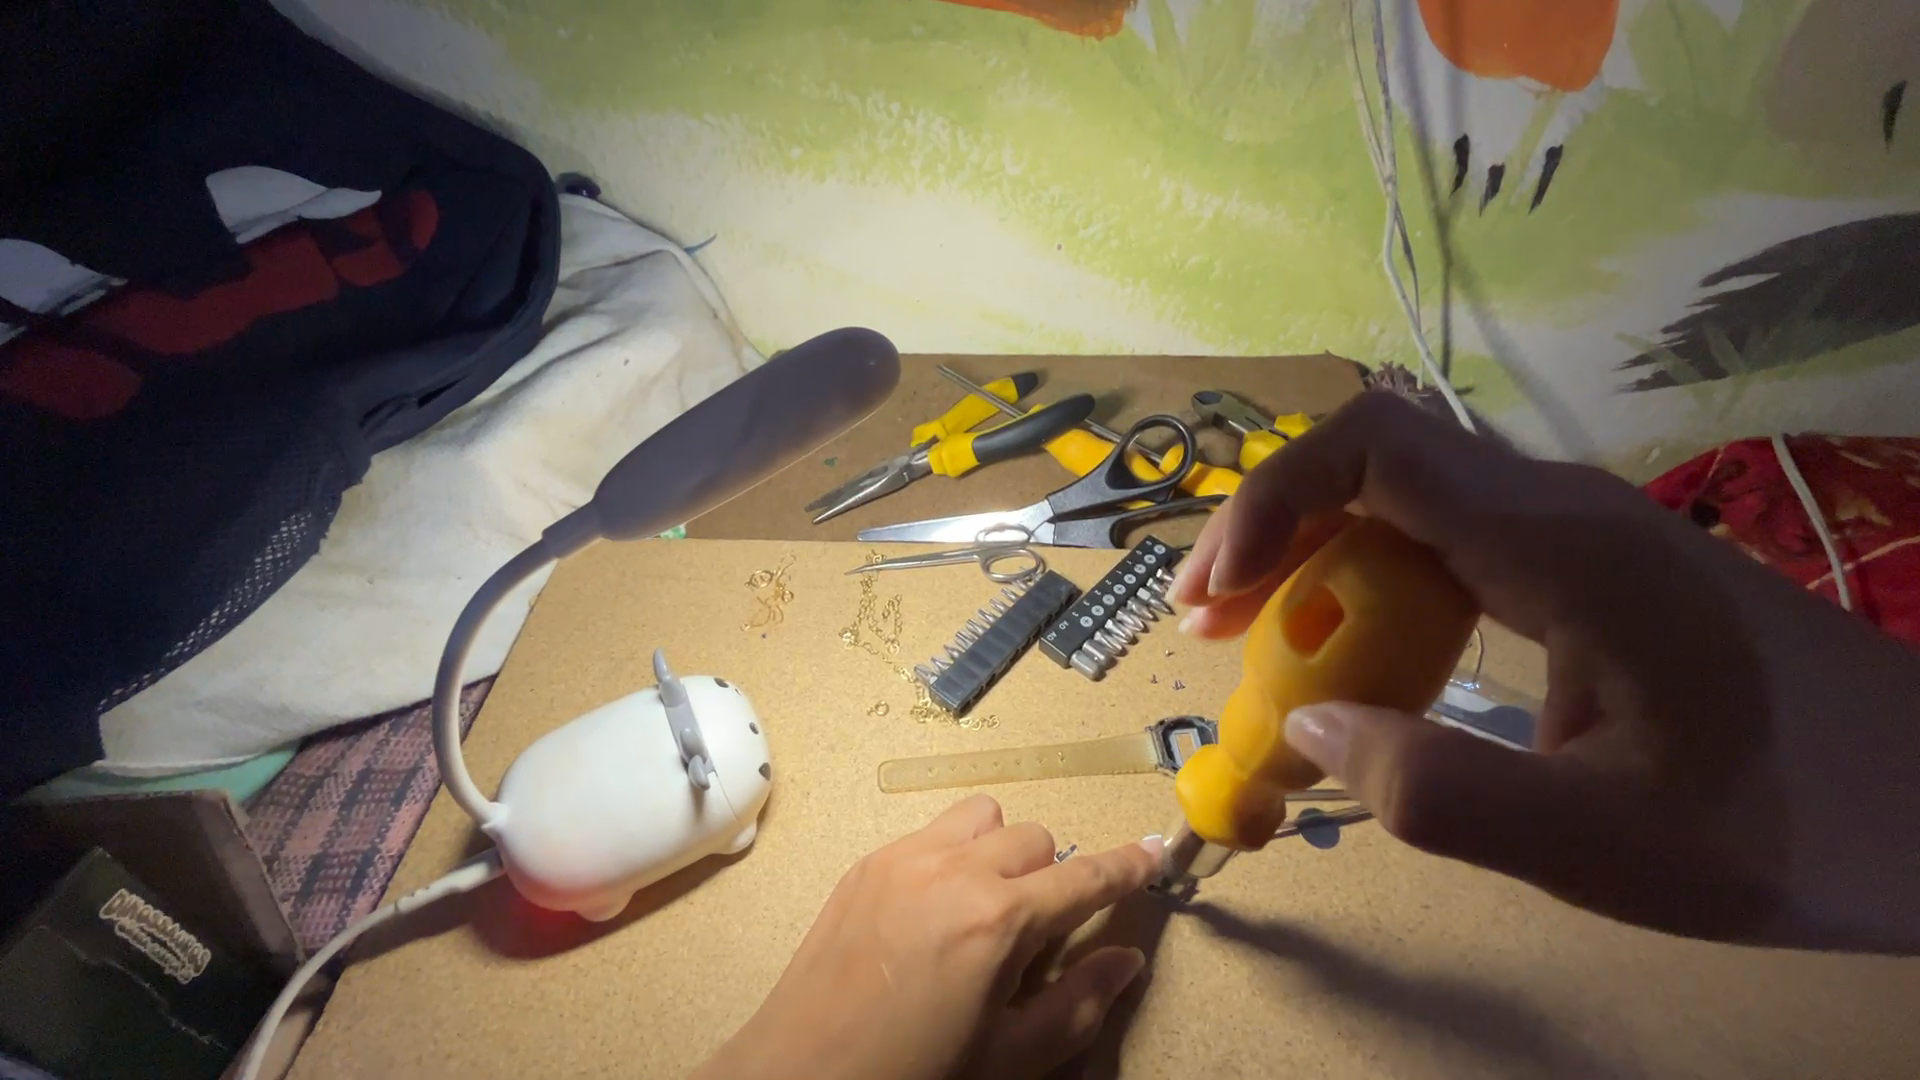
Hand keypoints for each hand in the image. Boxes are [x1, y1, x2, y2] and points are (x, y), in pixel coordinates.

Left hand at [694, 796, 1161, 1079]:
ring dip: (1000, 848)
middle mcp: (955, 869)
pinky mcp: (870, 859)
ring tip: (983, 900)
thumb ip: (1080, 1002)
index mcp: (998, 921)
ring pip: (983, 816)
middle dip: (1049, 874)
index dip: (1125, 866)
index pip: (1082, 879)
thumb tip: (1127, 957)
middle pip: (1034, 837)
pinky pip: (932, 830)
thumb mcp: (1011, 1056)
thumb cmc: (915, 1073)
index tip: (1153, 851)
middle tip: (1031, 927)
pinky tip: (932, 906)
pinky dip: (952, 852)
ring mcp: (906, 855)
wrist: (802, 1074)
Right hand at [1172, 392, 1919, 953]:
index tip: (1220, 591)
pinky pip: (1415, 540)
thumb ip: (1447, 797)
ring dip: (1294, 553)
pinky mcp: (1550, 559)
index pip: (1373, 449)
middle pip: (1359, 465)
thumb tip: (1308, 732)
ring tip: (1241, 631)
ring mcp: (1548, 527)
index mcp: (1557, 543)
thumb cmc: (1807, 824)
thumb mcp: (1619, 851)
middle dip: (1260, 531)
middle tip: (1203, 620)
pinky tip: (1333, 642)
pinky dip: (1345, 580)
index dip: (1272, 498)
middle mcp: (1542, 507)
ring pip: (1380, 498)